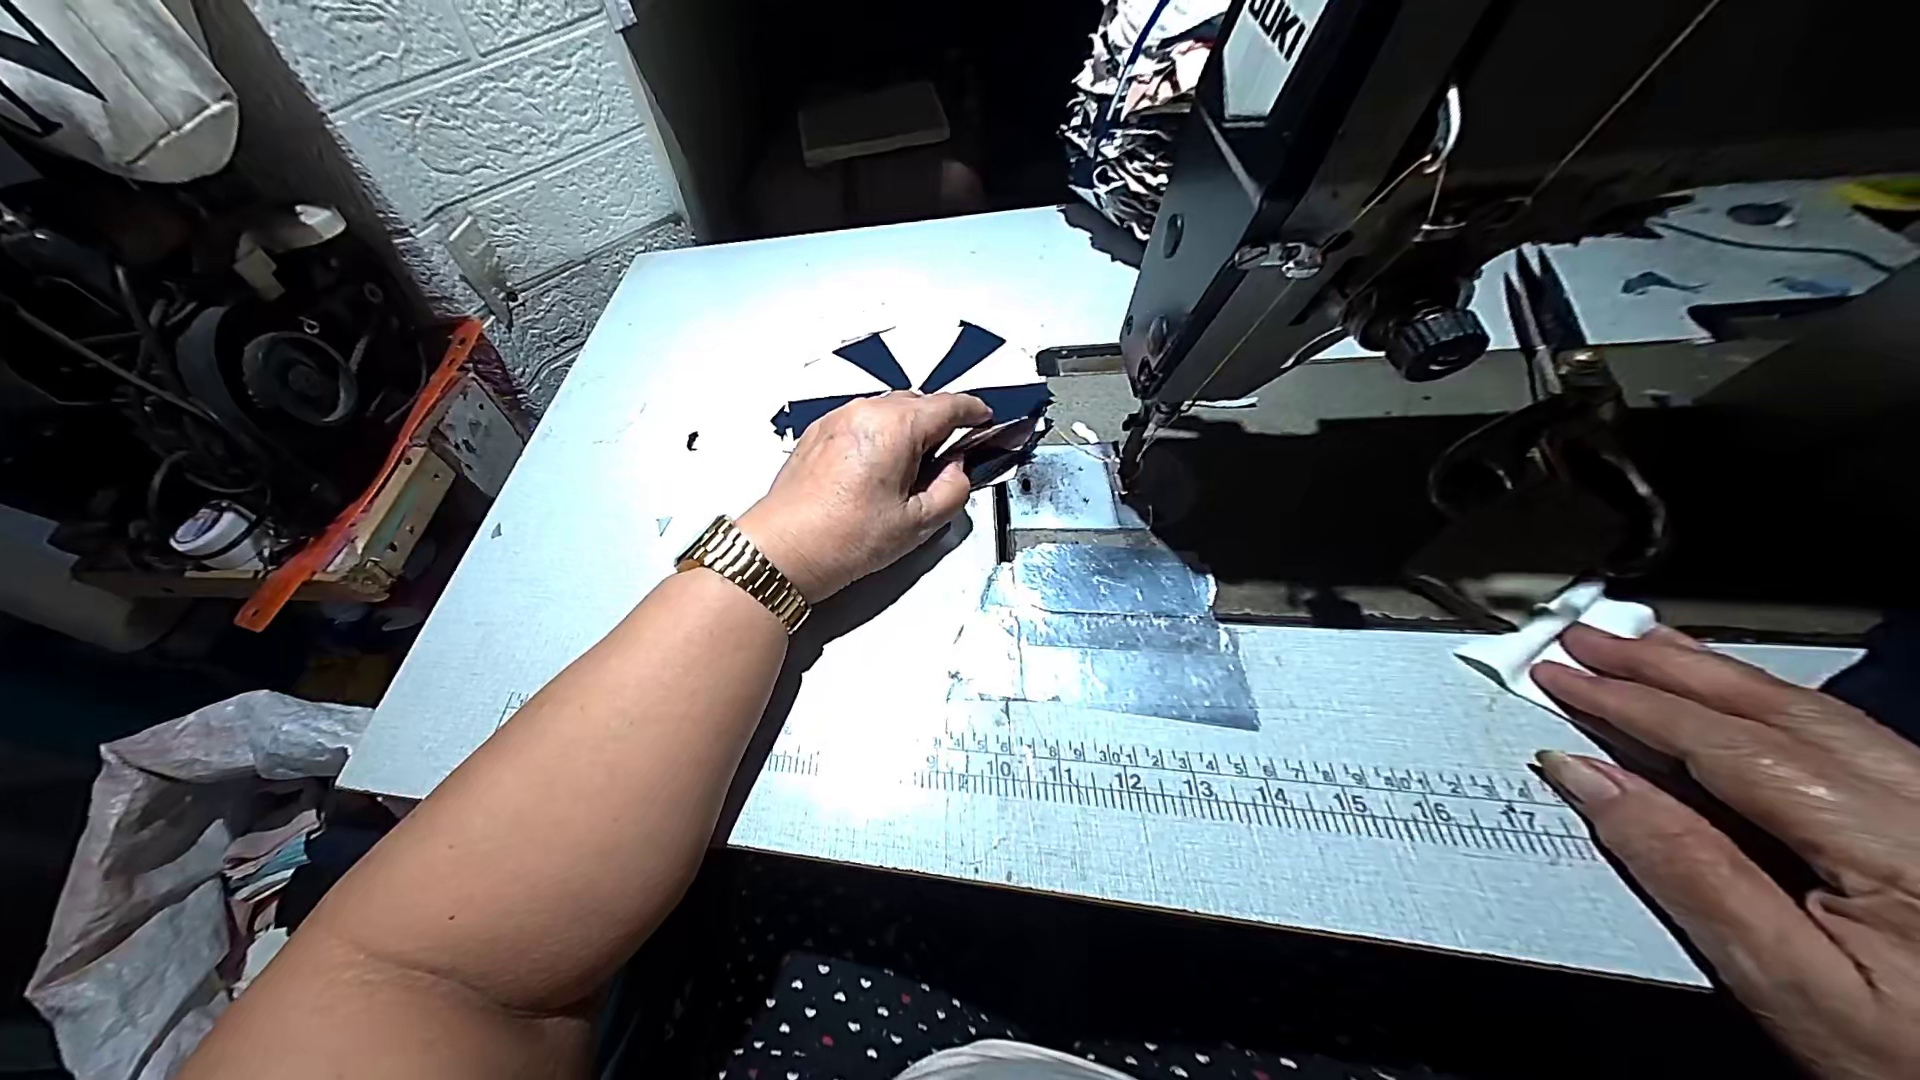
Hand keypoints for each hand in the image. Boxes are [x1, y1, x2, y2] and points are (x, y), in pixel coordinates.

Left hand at [738, 391, 991, 601]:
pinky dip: (881, 436)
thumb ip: (954, 489)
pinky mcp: (819, 433)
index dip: (974, 412)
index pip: (949, 405)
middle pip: (918, 403)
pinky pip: (863, 422)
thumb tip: (958, 470)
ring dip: (909, 431)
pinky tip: (881, 472)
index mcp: (894, 426)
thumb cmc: (841, 537)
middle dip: (940, 425)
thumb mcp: (918, 523)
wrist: (783, 550)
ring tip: (911, 473)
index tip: (984, 419)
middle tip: (951, 460)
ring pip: (889, 411)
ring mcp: (837, 420)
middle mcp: (864, 412)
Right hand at [1534, 625, 1919, 1079]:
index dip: (1630, 703)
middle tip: (1587, 640)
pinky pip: (1848, 739)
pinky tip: (1724, 694)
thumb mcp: (1788, 984)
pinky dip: (1764, 704)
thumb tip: (1584, 776)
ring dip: (1712, 674)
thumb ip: (1681, 866)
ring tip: (1642, 646)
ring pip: (1819, 716)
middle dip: (1667, 667)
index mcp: (1911, 854)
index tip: (1559, 677)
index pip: (1730, 746)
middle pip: (1781, 712)